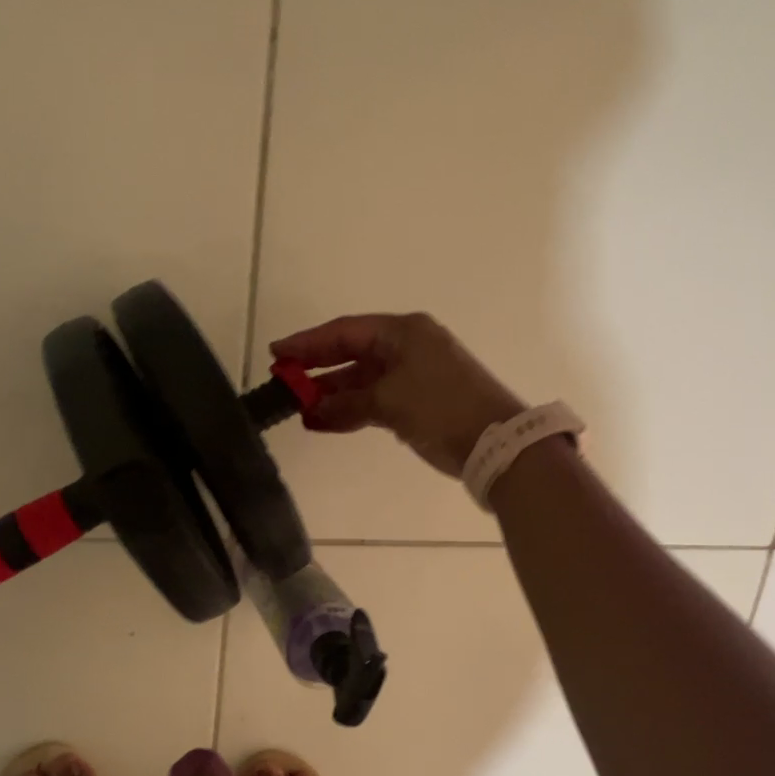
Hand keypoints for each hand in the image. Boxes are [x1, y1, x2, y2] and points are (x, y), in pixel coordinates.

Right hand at [271, 313, 524, 476]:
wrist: (497, 444)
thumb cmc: (442, 408)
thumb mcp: (388, 401)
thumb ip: (345, 402)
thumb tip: (312, 410)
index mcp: (403, 332)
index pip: (344, 331)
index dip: (308, 342)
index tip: (277, 353)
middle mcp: (408, 347)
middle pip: (352, 353)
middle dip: (317, 368)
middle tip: (283, 381)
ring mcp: (414, 375)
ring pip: (361, 380)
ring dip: (331, 394)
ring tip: (299, 409)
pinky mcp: (418, 403)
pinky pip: (374, 400)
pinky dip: (350, 410)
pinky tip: (324, 421)